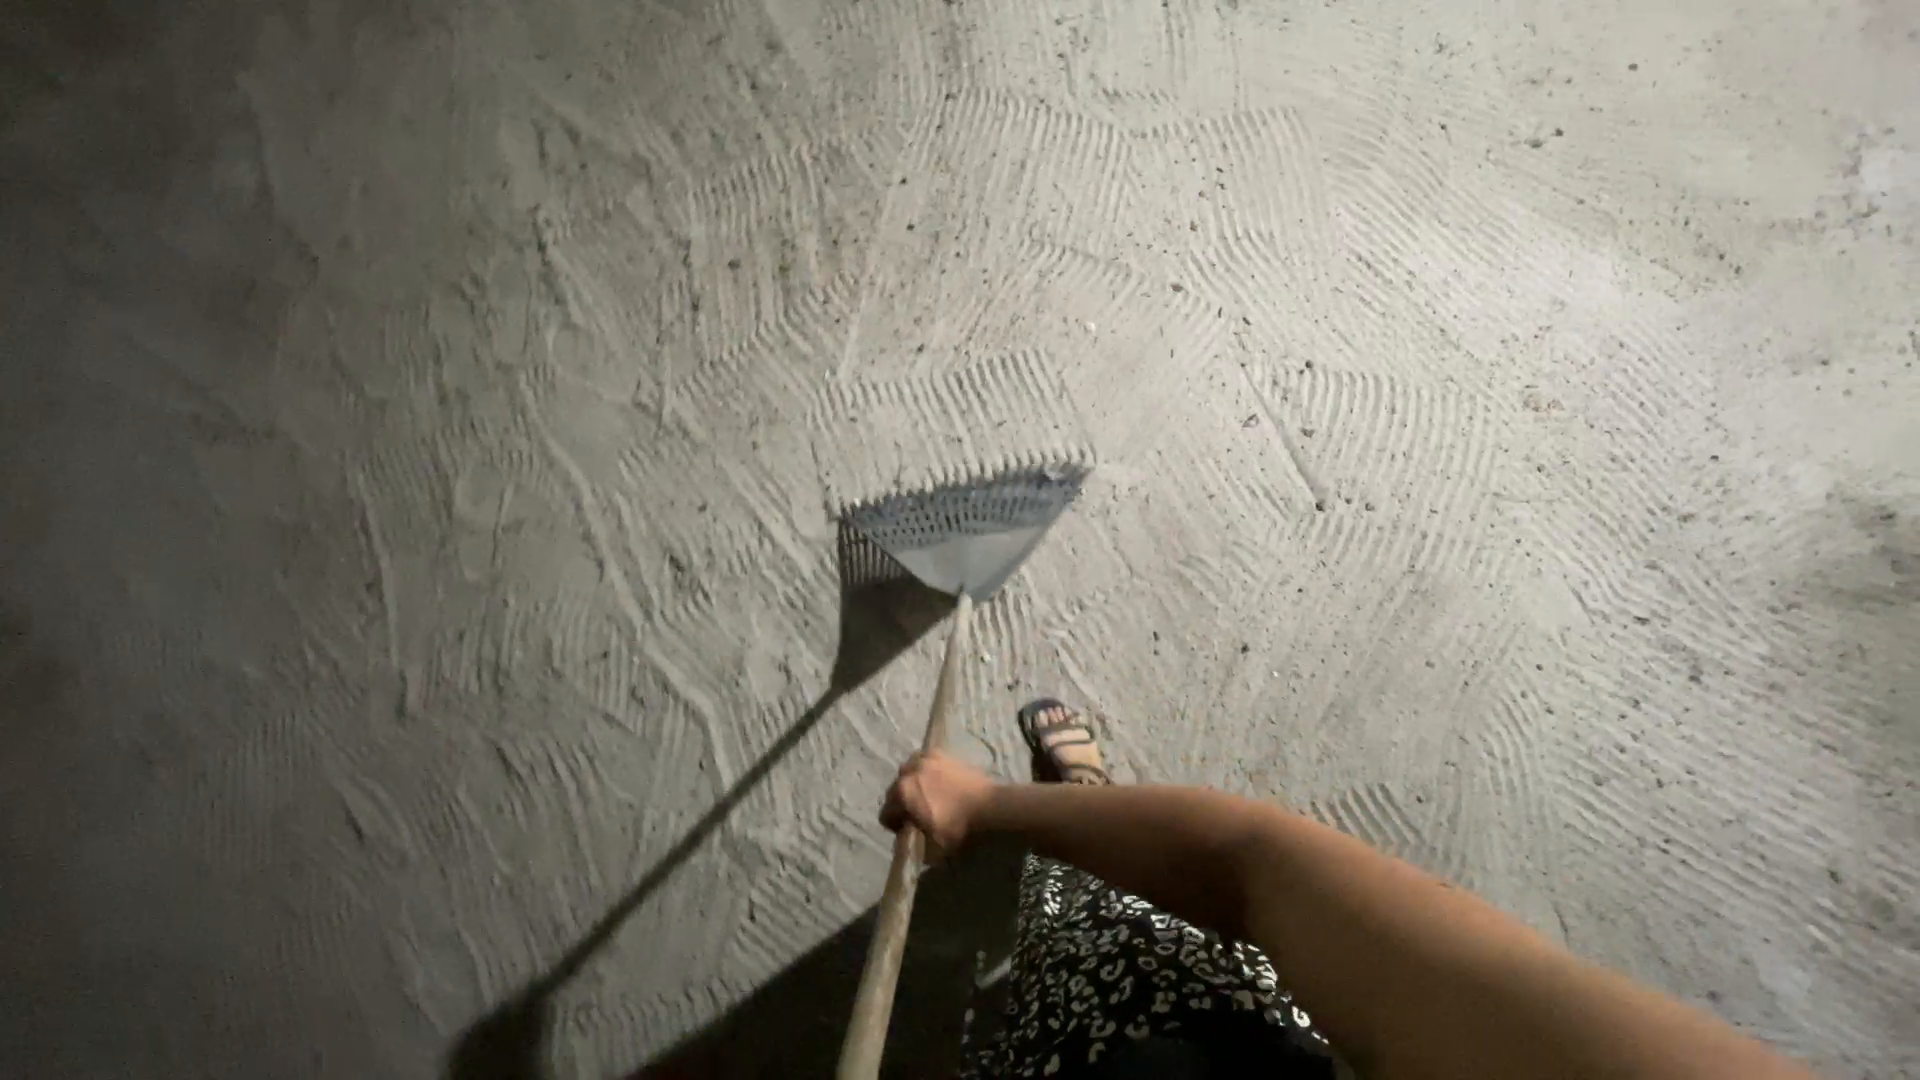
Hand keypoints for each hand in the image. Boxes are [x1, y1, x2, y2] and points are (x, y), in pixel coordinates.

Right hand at [879, 751, 997, 856]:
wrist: (988, 805)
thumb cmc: (959, 827)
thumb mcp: (934, 850)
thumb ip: (916, 848)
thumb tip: (911, 846)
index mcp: (902, 794)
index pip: (886, 813)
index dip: (895, 826)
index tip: (908, 831)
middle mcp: (908, 772)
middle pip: (894, 791)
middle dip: (902, 803)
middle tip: (918, 814)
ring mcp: (925, 759)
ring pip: (907, 773)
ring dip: (912, 784)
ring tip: (928, 795)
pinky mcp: (941, 753)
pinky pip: (923, 761)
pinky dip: (925, 770)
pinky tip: (937, 781)